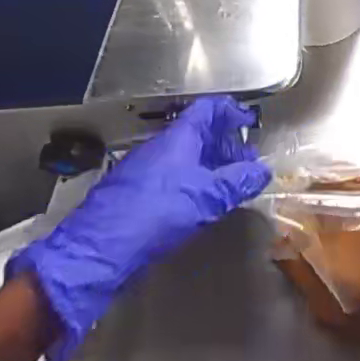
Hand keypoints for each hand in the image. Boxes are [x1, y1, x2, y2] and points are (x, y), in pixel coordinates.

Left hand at [7, 96, 271, 360]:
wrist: (97, 251)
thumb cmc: (155, 213)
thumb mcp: (206, 197)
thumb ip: (236, 182)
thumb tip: (262, 171)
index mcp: (177, 139)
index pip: (207, 110)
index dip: (231, 111)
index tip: (249, 122)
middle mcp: (160, 149)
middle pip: (198, 133)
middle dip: (225, 143)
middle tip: (247, 159)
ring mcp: (145, 171)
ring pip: (185, 157)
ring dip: (210, 165)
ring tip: (231, 181)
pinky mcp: (137, 194)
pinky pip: (174, 177)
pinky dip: (194, 182)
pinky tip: (203, 202)